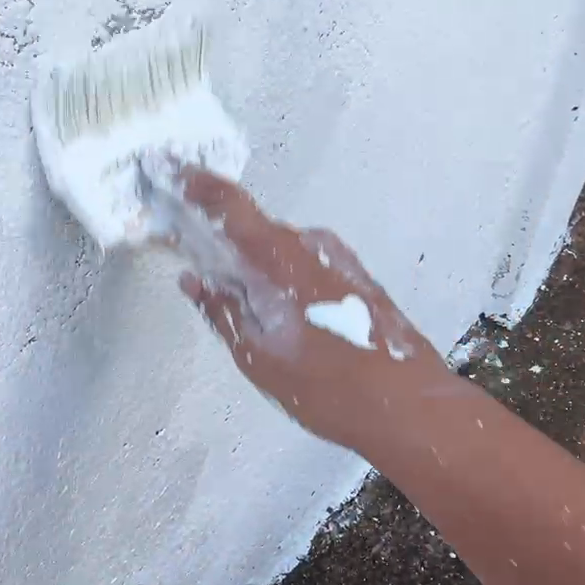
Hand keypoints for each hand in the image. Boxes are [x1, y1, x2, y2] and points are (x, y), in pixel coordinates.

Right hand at [176, 170, 446, 450]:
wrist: (408, 408)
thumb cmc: (325, 388)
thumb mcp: (258, 357)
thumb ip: (222, 312)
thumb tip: (192, 280)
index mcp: (282, 259)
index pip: (232, 207)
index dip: (200, 187)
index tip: (175, 176)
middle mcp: (313, 247)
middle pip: (256, 231)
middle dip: (224, 244)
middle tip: (199, 270)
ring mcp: (341, 261)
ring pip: (282, 253)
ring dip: (256, 268)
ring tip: (243, 310)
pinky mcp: (358, 280)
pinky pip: (305, 266)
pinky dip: (283, 279)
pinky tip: (282, 319)